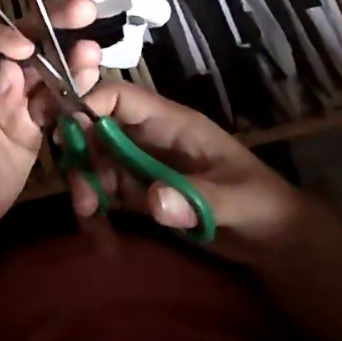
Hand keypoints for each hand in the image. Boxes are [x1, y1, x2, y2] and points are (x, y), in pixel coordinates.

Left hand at [0, 0, 102, 236]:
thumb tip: (12, 70)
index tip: (20, 46)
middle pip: (12, 41)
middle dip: (45, 25)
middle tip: (82, 10)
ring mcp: (9, 97)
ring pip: (40, 68)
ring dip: (66, 57)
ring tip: (93, 49)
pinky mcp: (31, 121)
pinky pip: (53, 100)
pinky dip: (72, 90)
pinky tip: (92, 78)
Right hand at [63, 81, 330, 261]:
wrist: (273, 239)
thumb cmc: (262, 206)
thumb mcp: (237, 202)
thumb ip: (196, 200)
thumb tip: (151, 200)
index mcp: (172, 124)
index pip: (121, 98)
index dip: (89, 104)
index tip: (68, 134)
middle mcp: (150, 139)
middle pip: (98, 131)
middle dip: (82, 160)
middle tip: (84, 199)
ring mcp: (144, 166)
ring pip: (96, 164)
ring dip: (86, 190)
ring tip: (93, 223)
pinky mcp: (141, 193)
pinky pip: (106, 195)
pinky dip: (98, 214)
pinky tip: (105, 242)